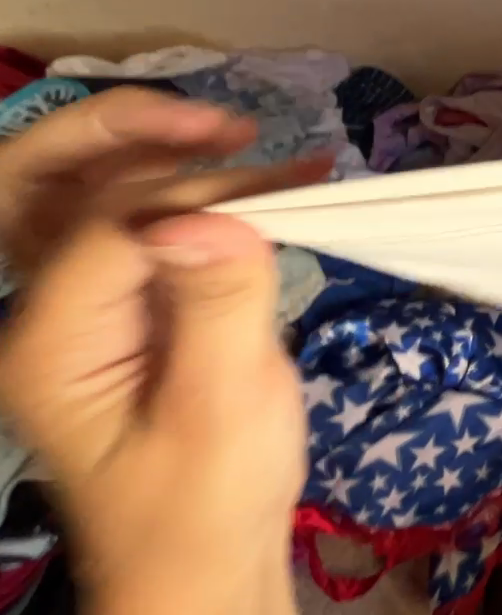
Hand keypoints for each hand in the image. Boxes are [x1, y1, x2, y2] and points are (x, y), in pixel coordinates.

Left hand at [0, 89, 329, 614]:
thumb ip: (217, 304)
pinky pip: (139, 225)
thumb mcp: (225, 403)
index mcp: (47, 342)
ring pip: (85, 195)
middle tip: (226, 121)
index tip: (293, 186)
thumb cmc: (213, 489)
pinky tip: (260, 181)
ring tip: (246, 136)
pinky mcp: (128, 307)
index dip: (197, 192)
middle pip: (41, 189)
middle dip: (123, 135)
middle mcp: (40, 313)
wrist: (202, 546)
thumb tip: (209, 216)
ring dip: (157, 151)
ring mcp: (79, 308)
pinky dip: (191, 186)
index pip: (106, 226)